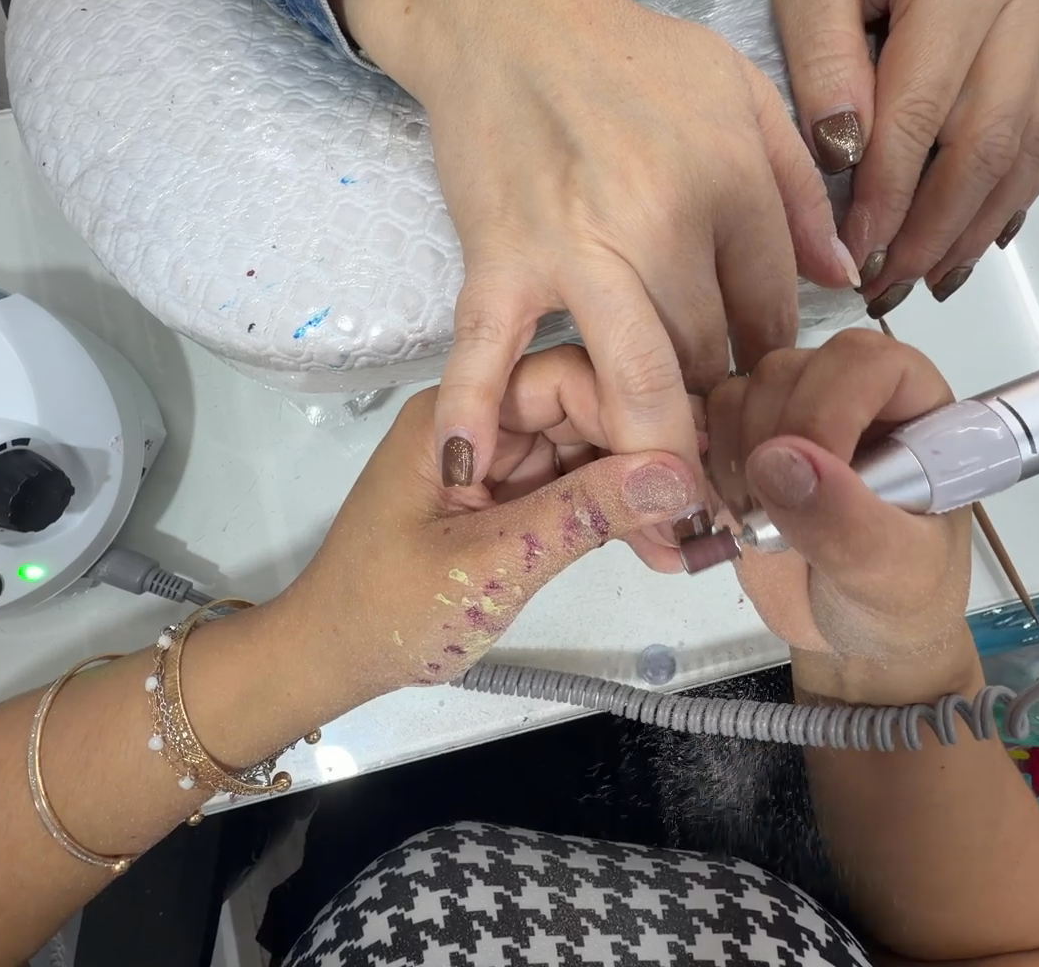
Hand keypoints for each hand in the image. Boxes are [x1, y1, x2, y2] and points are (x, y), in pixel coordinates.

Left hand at [275, 347, 702, 704]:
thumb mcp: (492, 562)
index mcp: (460, 415)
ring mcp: (501, 463)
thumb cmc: (390, 608)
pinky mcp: (513, 500)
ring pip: (588, 453)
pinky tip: (656, 544)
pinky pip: (576, 491)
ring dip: (635, 494)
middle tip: (701, 512)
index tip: (689, 469)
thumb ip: (582, 515)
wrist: (337, 657)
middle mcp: (485, 426)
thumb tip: (680, 475)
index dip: (632, 416)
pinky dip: (612, 517)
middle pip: (584, 413)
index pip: (565, 380)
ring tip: (689, 538)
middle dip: (642, 460)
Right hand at [328, 0, 850, 505]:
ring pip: (629, 374)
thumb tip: (840, 277)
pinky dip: (476, 410)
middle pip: (708, 356)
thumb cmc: (626, 59)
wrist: (508, 25)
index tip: (757, 398)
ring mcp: (572, 250)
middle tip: (713, 464)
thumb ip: (799, 185)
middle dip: (716, 417)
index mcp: (727, 178)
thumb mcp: (739, 93)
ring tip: (651, 496)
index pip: (771, 305)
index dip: (770, 365)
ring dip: (645, 444)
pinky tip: (472, 470)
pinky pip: (488, 350)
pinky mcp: (498, 262)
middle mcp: (659, 222)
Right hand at [705, 329, 975, 701]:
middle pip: (788, 371)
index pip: (865, 361)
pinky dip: (702, 467)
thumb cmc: (895, 603)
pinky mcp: (739, 444)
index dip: (827, 407)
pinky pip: (702, 424)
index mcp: (910, 410)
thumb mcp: (893, 576)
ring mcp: (786, 418)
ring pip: (737, 394)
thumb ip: (848, 523)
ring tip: (758, 520)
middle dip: (771, 445)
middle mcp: (846, 398)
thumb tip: (779, 461)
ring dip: (734, 462)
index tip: (809, 480)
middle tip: (777, 517)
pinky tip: (728, 511)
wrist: (847, 632)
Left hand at [774, 0, 1038, 316]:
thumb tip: (844, 157)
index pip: (925, 112)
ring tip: (926, 280)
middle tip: (886, 285)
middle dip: (934, 230)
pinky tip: (973, 238)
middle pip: (989, 142)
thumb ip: (825, 60)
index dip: (889, 196)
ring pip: (1025, 145)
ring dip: (974, 225)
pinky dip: (1006, 193)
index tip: (855, 254)